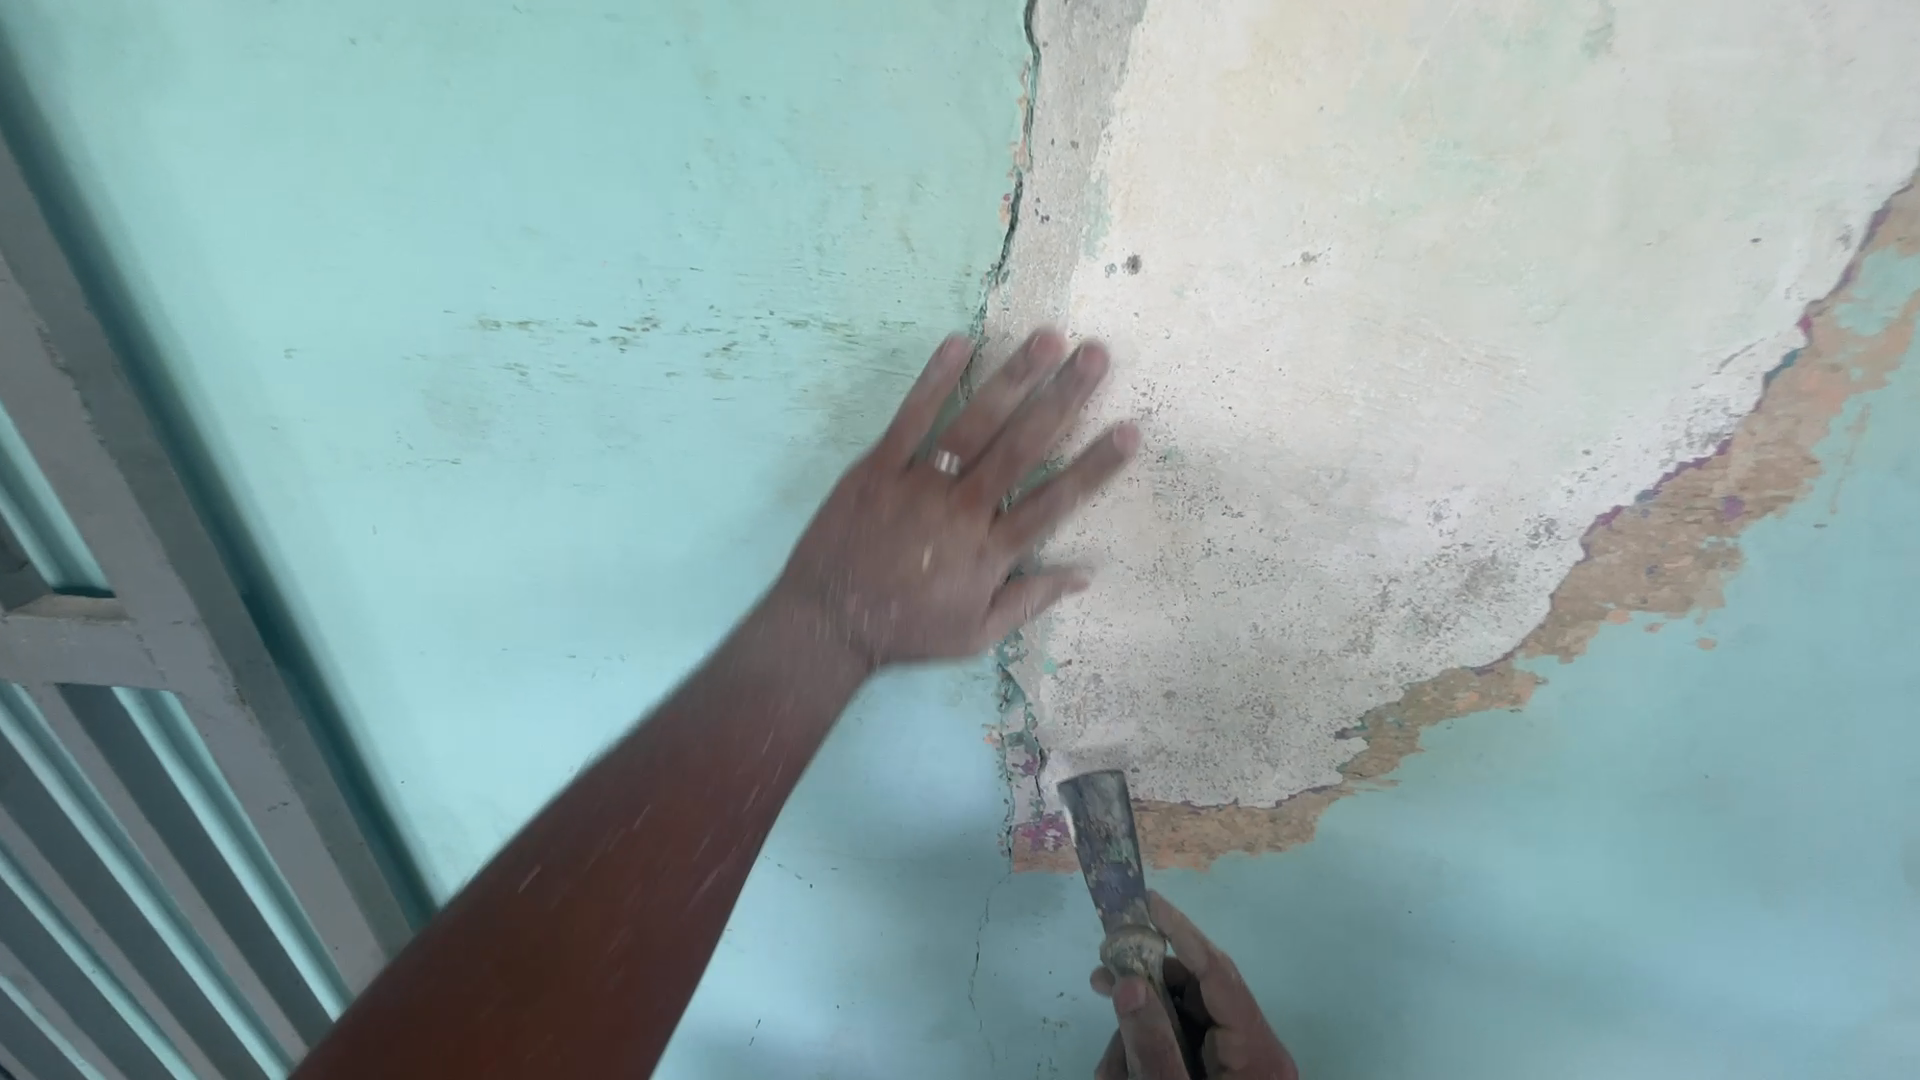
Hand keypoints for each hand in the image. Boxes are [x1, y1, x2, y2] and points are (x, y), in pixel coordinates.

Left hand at [773, 329, 1137, 668]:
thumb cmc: (908, 630)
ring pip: (974, 425)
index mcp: (990, 552)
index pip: (1055, 502)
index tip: (1130, 430)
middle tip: (1096, 355)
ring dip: (1014, 379)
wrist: (828, 622)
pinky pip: (910, 419)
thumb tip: (1087, 574)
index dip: (1095, 466)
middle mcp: (963, 511)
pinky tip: (961, 341)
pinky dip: (934, 380)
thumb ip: (1030, 601)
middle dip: (1064, 400)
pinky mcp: (877, 469)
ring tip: (1048, 338)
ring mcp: (918, 485)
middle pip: (1023, 449)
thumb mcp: (976, 634)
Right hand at [1092, 893, 1298, 1079]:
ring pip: (1179, 1022)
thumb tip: (1127, 981)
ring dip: (1137, 1034)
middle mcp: (1254, 1051)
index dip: (1181, 932)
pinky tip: (1118, 1074)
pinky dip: (1147, 1055)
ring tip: (1106, 1071)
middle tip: (1099, 975)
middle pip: (1193, 993)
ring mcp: (1239, 1068)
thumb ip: (1150, 1045)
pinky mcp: (1221, 1079)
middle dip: (1143, 989)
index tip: (1145, 901)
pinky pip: (1180, 1049)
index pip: (1217, 972)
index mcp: (1257, 1053)